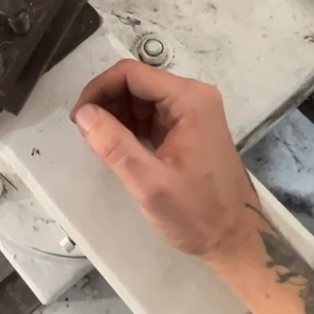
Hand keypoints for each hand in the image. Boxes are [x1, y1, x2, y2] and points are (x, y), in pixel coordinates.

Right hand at [71, 60, 263, 259]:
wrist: (235, 240)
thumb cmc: (198, 214)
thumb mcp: (150, 183)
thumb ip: (114, 146)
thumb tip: (83, 113)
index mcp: (189, 100)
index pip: (131, 73)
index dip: (98, 89)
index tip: (78, 118)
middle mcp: (193, 97)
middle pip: (135, 81)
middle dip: (106, 102)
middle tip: (88, 134)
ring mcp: (192, 111)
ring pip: (139, 96)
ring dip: (115, 114)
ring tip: (102, 144)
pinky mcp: (187, 127)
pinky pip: (149, 113)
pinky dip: (128, 125)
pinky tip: (118, 147)